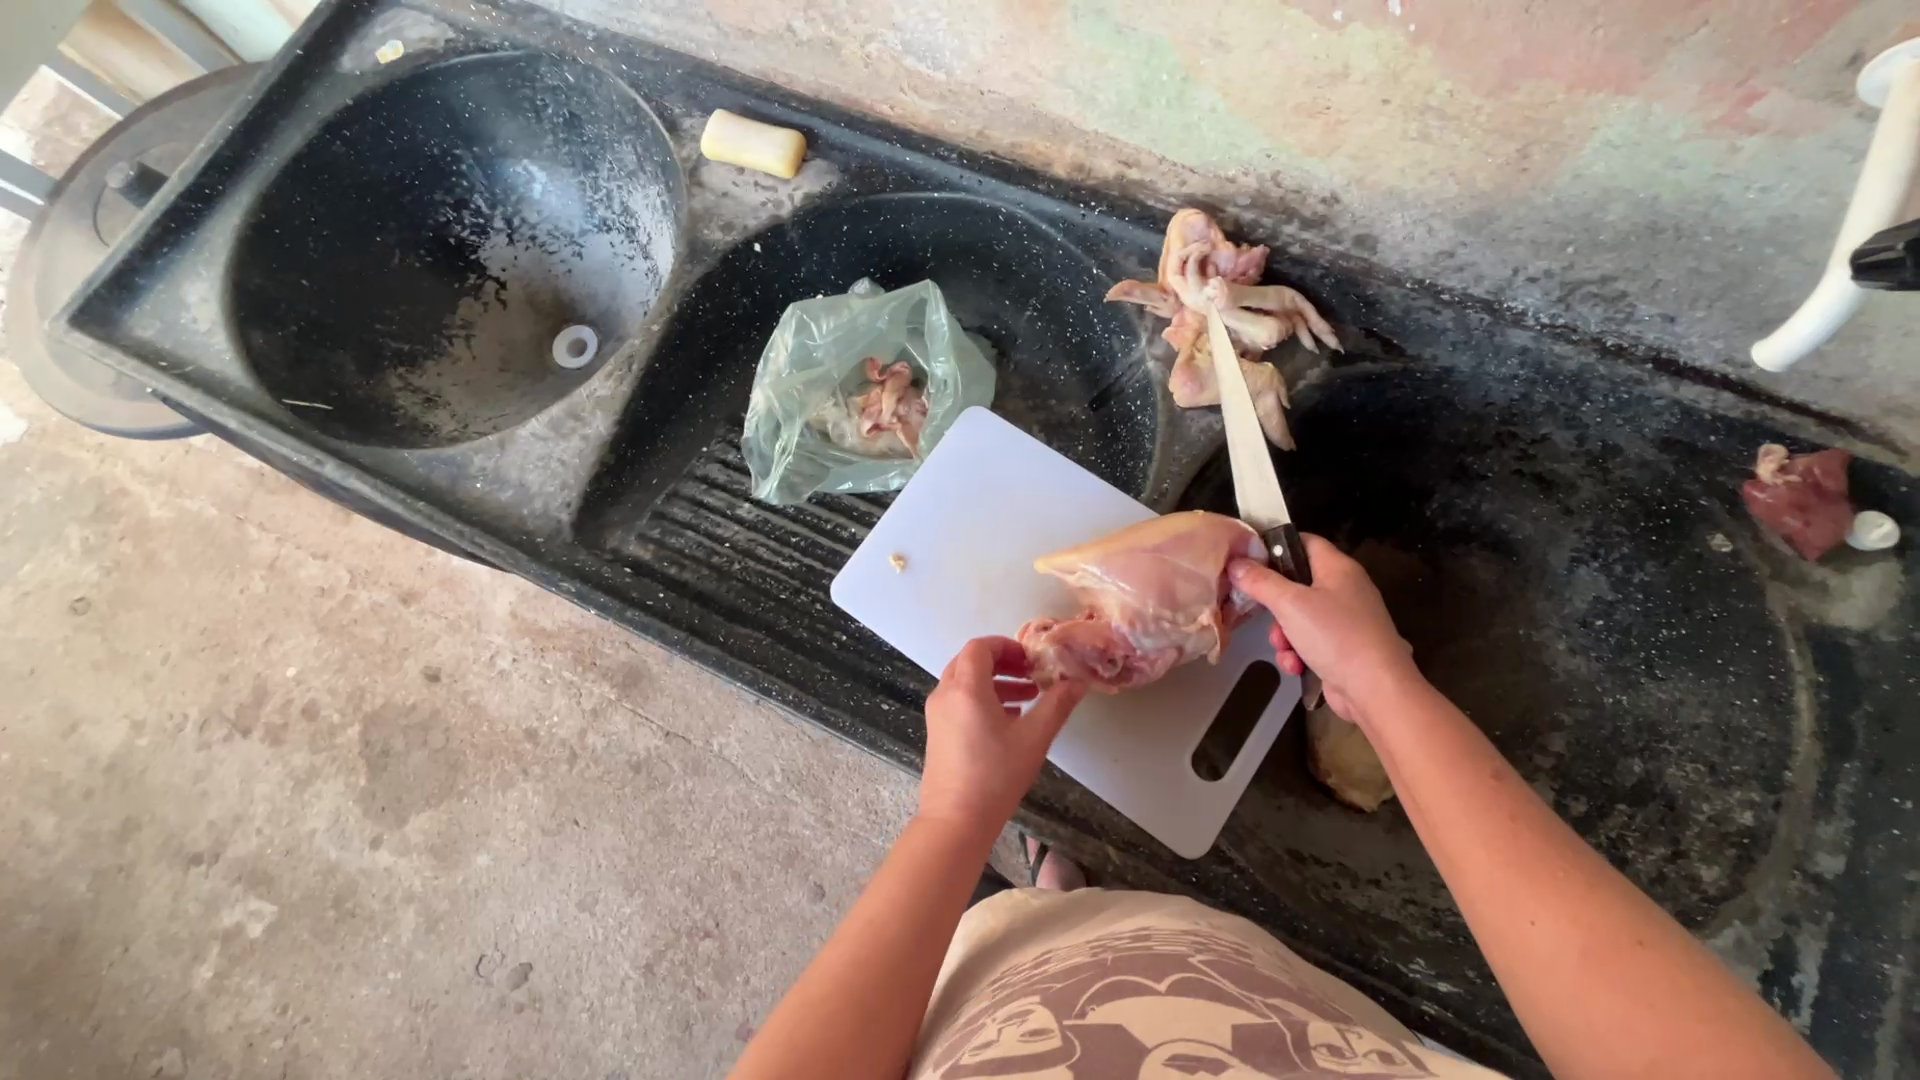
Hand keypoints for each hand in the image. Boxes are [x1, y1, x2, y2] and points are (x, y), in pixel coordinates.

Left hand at [918, 637, 1085, 836]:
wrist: (956, 820)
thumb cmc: (996, 775)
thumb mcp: (1034, 738)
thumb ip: (1057, 704)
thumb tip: (1078, 681)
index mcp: (965, 688)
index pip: (980, 647)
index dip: (1006, 645)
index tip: (1031, 659)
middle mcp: (945, 694)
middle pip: (970, 661)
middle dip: (1002, 663)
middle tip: (1030, 674)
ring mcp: (937, 714)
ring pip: (964, 682)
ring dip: (994, 682)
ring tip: (1027, 698)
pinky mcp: (937, 732)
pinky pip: (958, 701)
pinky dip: (981, 699)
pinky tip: (1008, 720)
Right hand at [1228, 534, 1420, 725]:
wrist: (1375, 689)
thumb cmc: (1335, 635)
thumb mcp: (1290, 604)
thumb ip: (1259, 581)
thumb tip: (1235, 563)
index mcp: (1338, 568)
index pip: (1303, 542)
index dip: (1275, 547)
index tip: (1248, 561)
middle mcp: (1344, 589)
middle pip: (1296, 583)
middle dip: (1274, 604)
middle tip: (1262, 614)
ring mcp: (1345, 620)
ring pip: (1298, 616)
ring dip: (1283, 634)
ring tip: (1284, 648)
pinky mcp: (1342, 647)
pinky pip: (1309, 641)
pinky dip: (1298, 652)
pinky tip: (1296, 665)